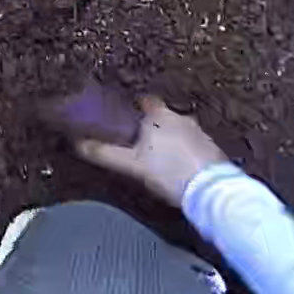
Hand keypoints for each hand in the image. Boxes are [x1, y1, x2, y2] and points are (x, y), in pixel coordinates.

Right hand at [74, 97, 229, 206]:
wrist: (213, 192)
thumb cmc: (169, 173)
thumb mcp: (132, 165)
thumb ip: (105, 153)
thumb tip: (79, 144)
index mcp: (159, 115)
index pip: (145, 101)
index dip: (135, 106)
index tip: (127, 114)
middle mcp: (180, 117)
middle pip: (162, 115)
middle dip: (153, 125)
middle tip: (142, 140)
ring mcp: (199, 133)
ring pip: (179, 129)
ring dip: (171, 138)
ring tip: (161, 156)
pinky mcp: (213, 149)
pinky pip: (194, 144)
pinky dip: (185, 150)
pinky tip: (181, 166)